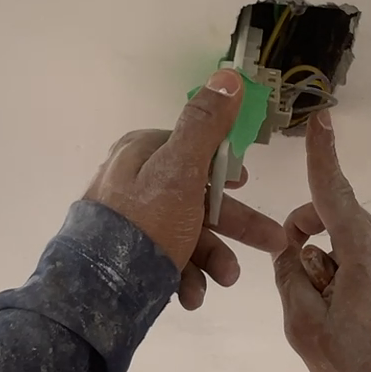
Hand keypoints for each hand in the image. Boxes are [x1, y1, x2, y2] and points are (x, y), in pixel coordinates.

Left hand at [86, 69, 286, 308]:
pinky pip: (167, 262)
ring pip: (187, 235)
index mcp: (142, 155)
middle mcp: (134, 184)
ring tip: (225, 280)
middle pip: (197, 198)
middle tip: (273, 243)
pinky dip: (186, 278)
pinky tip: (190, 296)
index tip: (246, 183)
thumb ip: (206, 126)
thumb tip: (228, 75)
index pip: (192, 150)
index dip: (224, 168)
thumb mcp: (181, 170)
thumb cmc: (145, 222)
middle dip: (235, 226)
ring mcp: (131, 223)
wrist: (97, 291)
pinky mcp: (128, 258)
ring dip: (213, 259)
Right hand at [272, 112, 370, 371]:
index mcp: (363, 251)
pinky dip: (342, 271)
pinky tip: (345, 313)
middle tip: (297, 281)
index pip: (334, 193)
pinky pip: (362, 257)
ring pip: (345, 241)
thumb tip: (292, 252)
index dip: (323, 156)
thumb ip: (290, 279)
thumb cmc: (359, 363)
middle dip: (306, 236)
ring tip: (326, 311)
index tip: (321, 120)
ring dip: (324, 262)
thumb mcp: (306, 326)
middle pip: (333, 218)